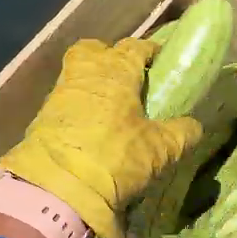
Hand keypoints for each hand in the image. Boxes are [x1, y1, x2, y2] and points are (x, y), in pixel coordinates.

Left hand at [0, 37, 200, 237]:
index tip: (161, 61)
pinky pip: (66, 100)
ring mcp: (60, 94)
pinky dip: (79, 106)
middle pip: (94, 50)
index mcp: (116, 71)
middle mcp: (85, 73)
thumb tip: (194, 126)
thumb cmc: (115, 157)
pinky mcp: (42, 117)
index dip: (149, 51)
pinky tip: (93, 125)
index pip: (135, 47)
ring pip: (77, 74)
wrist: (56, 190)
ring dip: (94, 84)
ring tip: (113, 107)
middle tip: (128, 78)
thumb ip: (182, 133)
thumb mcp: (161, 149)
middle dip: (109, 56)